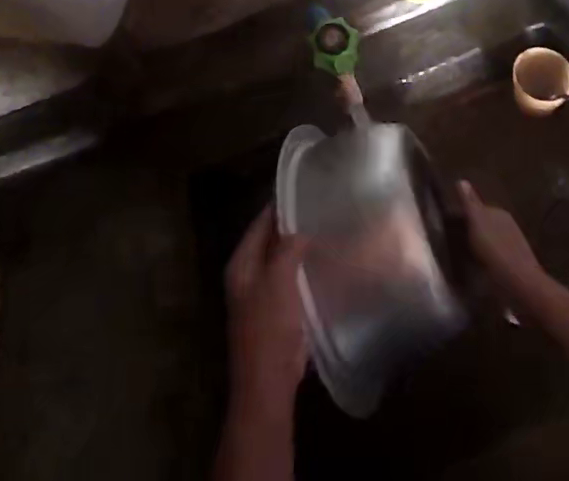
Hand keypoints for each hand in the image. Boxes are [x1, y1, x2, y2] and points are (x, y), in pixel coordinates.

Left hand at [224, 204, 308, 406]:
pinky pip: (292, 278)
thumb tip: (299, 228)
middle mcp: (248, 275)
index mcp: (241, 264)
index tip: (304, 187)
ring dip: (300, 246)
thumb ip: (287, 248)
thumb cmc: (269, 327)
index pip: (260, 224)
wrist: (269, 381)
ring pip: (283, 259)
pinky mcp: (278, 309)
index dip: (279, 206)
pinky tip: (326, 260)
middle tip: (321, 204)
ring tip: (328, 226)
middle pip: (271, 240)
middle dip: (293, 225)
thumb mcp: (278, 280)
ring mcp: (262, 293)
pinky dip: (305, 267)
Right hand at [457, 180, 553, 307]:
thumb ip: (470, 203)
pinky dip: (483, 260)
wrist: (520, 283)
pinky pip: (492, 257)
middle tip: (450, 244)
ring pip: (487, 241)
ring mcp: (512, 245)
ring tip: (459, 258)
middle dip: (468, 231)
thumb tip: (461, 180)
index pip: (476, 209)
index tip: (446, 227)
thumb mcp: (478, 222)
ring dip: (476, 247)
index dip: (460, 216)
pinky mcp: (513, 264)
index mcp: (498, 212)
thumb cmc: (495, 250)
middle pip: (482, 225)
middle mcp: (507, 224)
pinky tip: (475, 269)